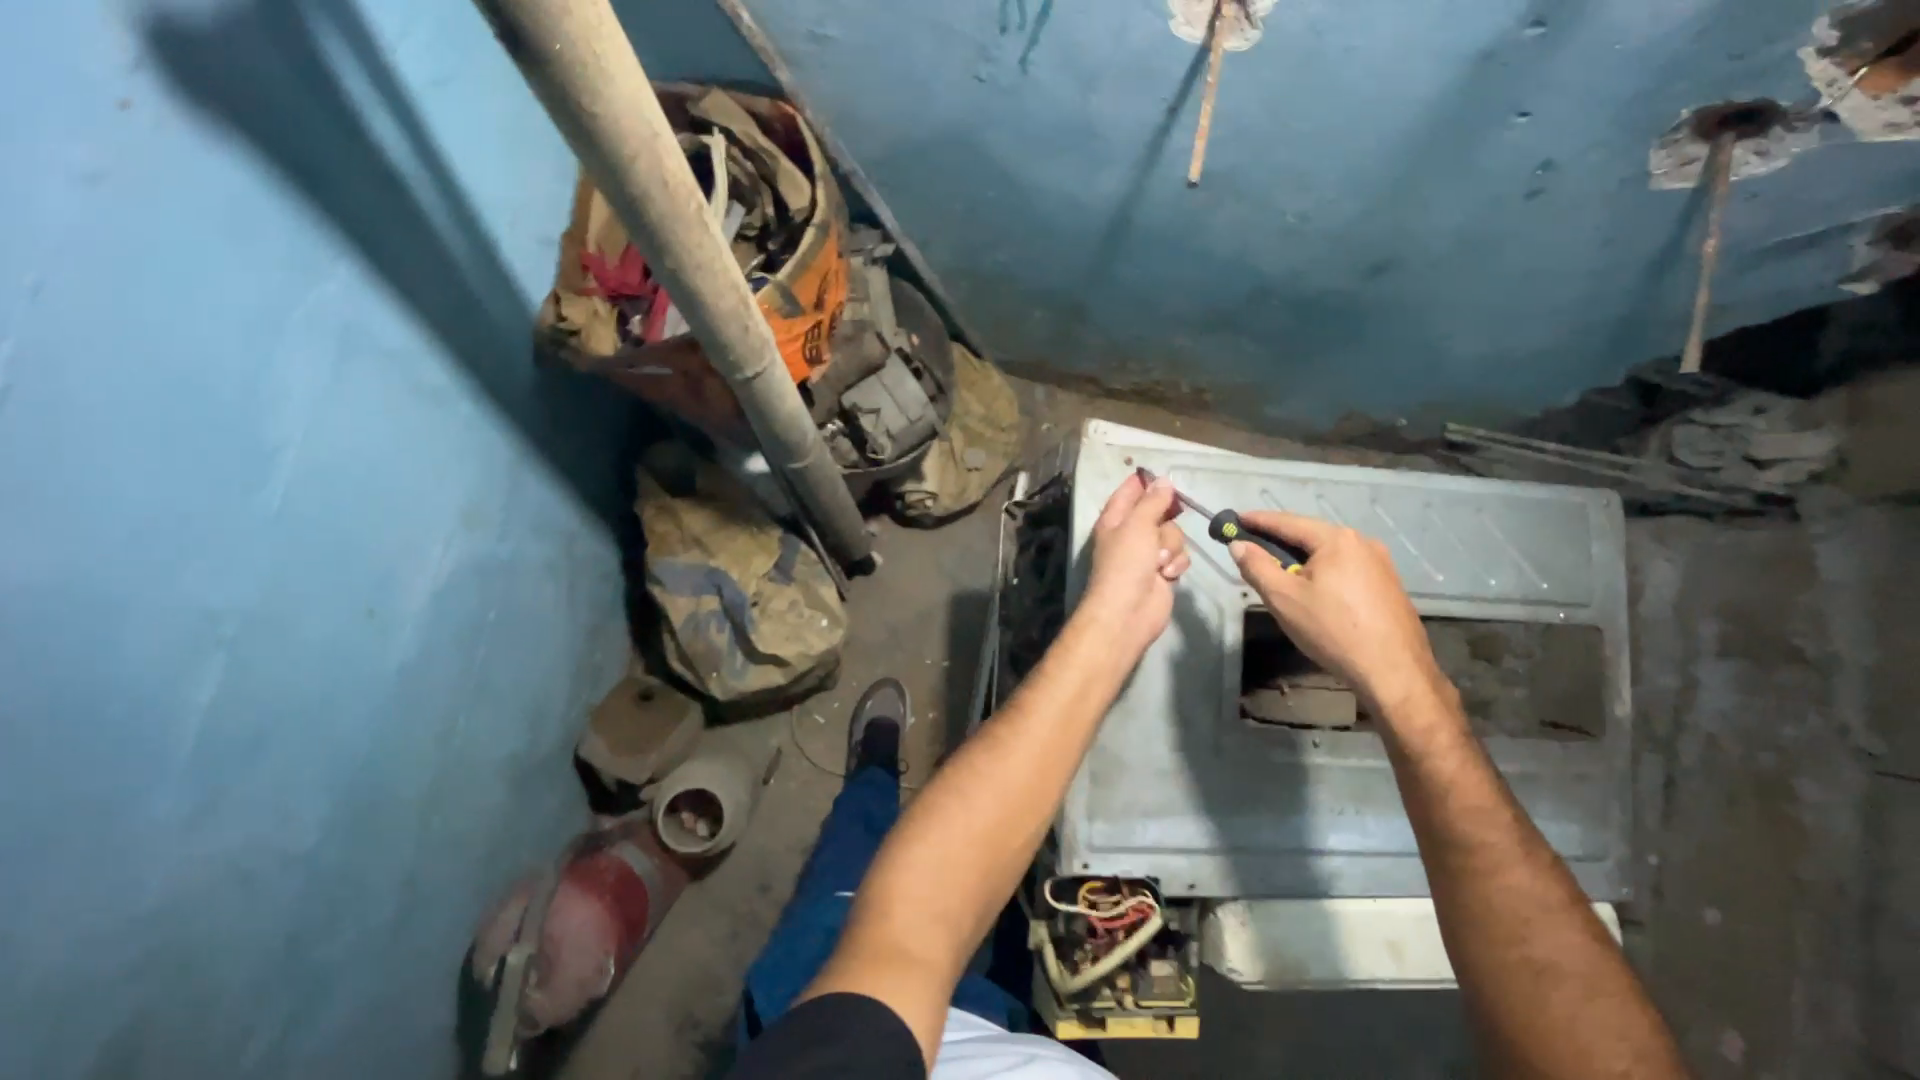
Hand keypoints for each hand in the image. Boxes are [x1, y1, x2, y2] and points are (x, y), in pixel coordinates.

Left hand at [1080, 473, 1190, 655]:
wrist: (1129, 611)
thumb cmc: (1126, 563)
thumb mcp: (1138, 525)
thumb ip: (1153, 502)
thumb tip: (1164, 481)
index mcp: (1115, 519)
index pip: (1130, 491)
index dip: (1146, 482)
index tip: (1166, 478)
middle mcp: (1131, 533)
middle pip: (1160, 512)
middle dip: (1166, 521)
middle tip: (1161, 528)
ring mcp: (1148, 553)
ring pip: (1174, 534)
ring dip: (1171, 547)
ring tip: (1159, 562)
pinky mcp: (1163, 571)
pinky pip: (1179, 556)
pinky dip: (1176, 564)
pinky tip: (1167, 575)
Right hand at [1229, 512, 1450, 717]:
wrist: (1394, 670)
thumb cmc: (1333, 630)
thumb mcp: (1284, 599)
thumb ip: (1257, 567)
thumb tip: (1239, 545)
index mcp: (1336, 540)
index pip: (1288, 522)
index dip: (1258, 520)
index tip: (1235, 519)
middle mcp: (1362, 542)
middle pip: (1311, 535)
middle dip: (1280, 540)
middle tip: (1253, 547)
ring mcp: (1381, 563)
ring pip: (1330, 553)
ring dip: (1303, 558)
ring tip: (1280, 572)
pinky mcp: (1388, 585)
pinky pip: (1347, 568)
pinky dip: (1324, 571)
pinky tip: (1315, 590)